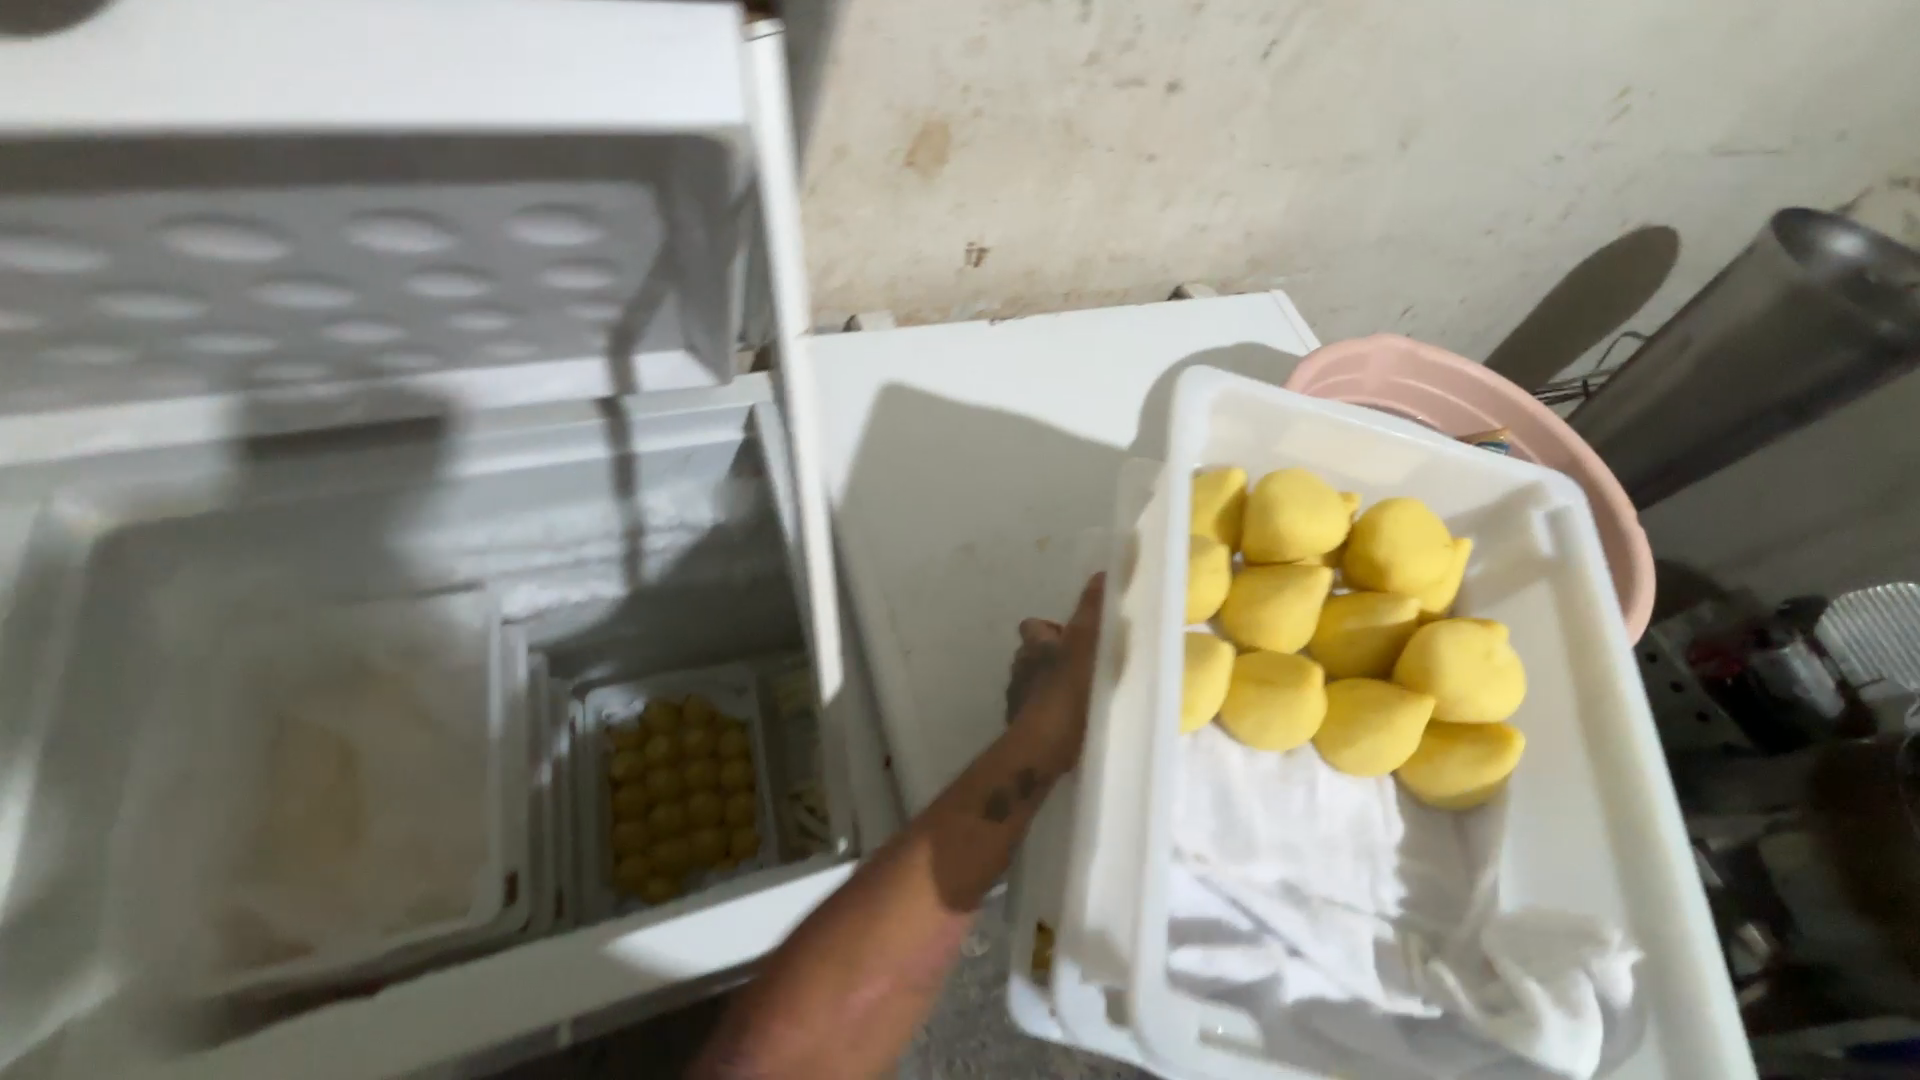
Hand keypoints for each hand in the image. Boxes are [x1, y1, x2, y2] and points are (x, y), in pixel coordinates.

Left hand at [1003, 573, 1105, 773]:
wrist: (1041, 749)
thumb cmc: (1066, 694)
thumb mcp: (1085, 648)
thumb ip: (1091, 613)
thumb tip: (1100, 574)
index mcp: (1034, 648)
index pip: (1032, 626)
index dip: (1049, 629)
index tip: (1073, 638)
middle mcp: (1019, 668)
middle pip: (1029, 654)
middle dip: (1048, 658)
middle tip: (1079, 668)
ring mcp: (1016, 698)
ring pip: (1030, 683)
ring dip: (1046, 685)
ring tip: (1074, 697)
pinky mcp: (1019, 726)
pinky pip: (1032, 711)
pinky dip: (1043, 712)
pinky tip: (1064, 722)